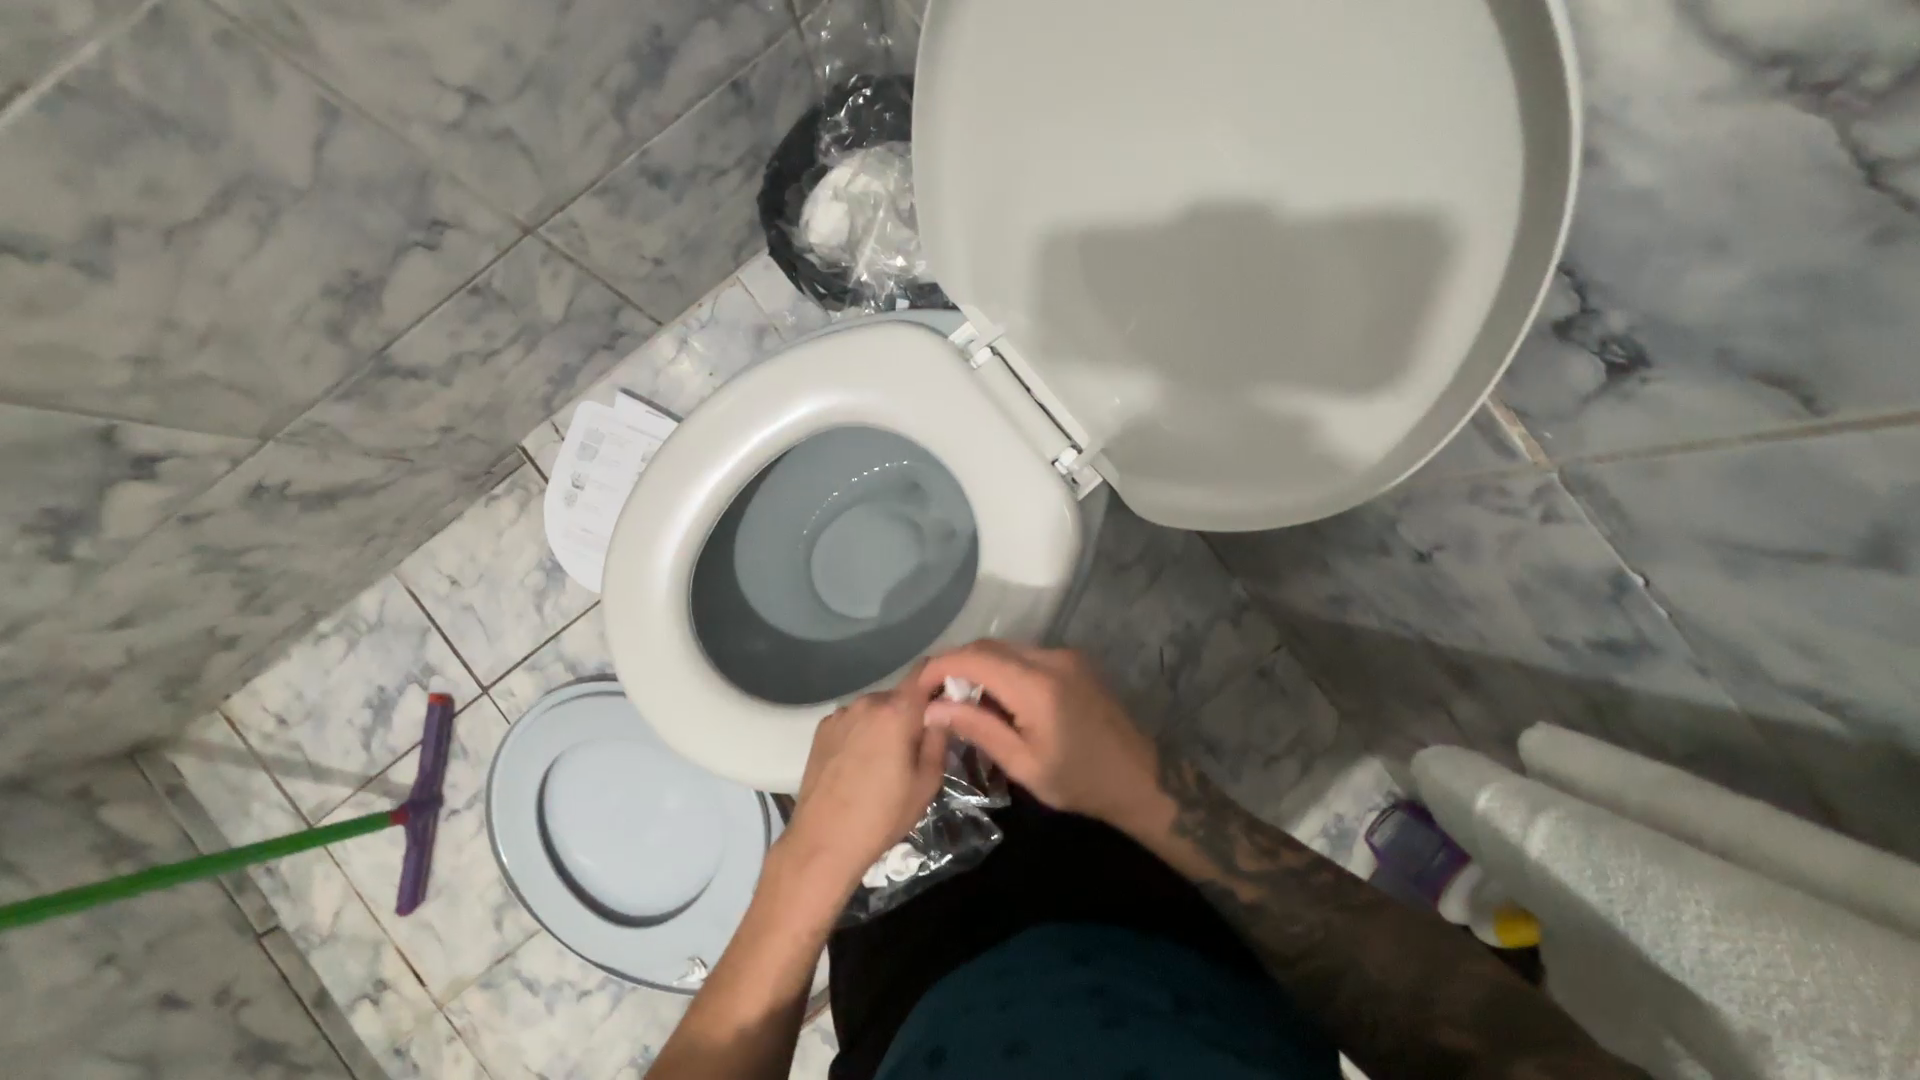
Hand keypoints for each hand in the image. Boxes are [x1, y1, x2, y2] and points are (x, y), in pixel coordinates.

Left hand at [782, 672, 948, 892]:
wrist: (824, 841)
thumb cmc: (883, 815)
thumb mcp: (927, 782)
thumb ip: (939, 738)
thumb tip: (943, 711)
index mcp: (897, 711)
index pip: (925, 672)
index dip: (940, 679)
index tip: (950, 696)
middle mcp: (867, 702)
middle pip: (899, 696)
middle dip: (911, 714)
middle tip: (916, 747)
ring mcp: (840, 715)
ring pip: (875, 710)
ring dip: (884, 724)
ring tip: (884, 761)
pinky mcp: (821, 730)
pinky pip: (853, 721)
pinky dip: (861, 733)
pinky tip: (859, 764)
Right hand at [917, 642, 1158, 827]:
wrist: (1141, 778)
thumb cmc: (1079, 781)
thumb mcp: (1023, 764)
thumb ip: (977, 729)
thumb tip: (931, 708)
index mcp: (1036, 685)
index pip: (974, 657)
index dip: (939, 666)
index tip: (917, 688)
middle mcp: (1051, 658)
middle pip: (989, 646)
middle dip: (956, 665)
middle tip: (934, 696)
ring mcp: (1066, 656)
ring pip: (1007, 648)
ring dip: (980, 666)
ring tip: (961, 701)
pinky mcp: (1074, 661)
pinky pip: (1027, 655)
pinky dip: (1003, 670)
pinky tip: (996, 699)